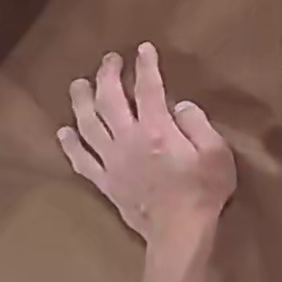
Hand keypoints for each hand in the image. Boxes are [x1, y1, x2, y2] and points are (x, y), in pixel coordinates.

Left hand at [59, 43, 235, 249]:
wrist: (179, 232)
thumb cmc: (203, 190)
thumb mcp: (217, 152)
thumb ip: (198, 124)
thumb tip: (180, 105)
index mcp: (157, 129)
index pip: (148, 88)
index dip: (145, 66)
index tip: (143, 49)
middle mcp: (128, 140)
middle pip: (109, 100)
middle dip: (108, 75)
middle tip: (109, 59)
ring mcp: (111, 161)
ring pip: (88, 124)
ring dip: (81, 101)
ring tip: (79, 84)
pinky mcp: (104, 182)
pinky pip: (80, 160)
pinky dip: (70, 144)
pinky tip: (64, 132)